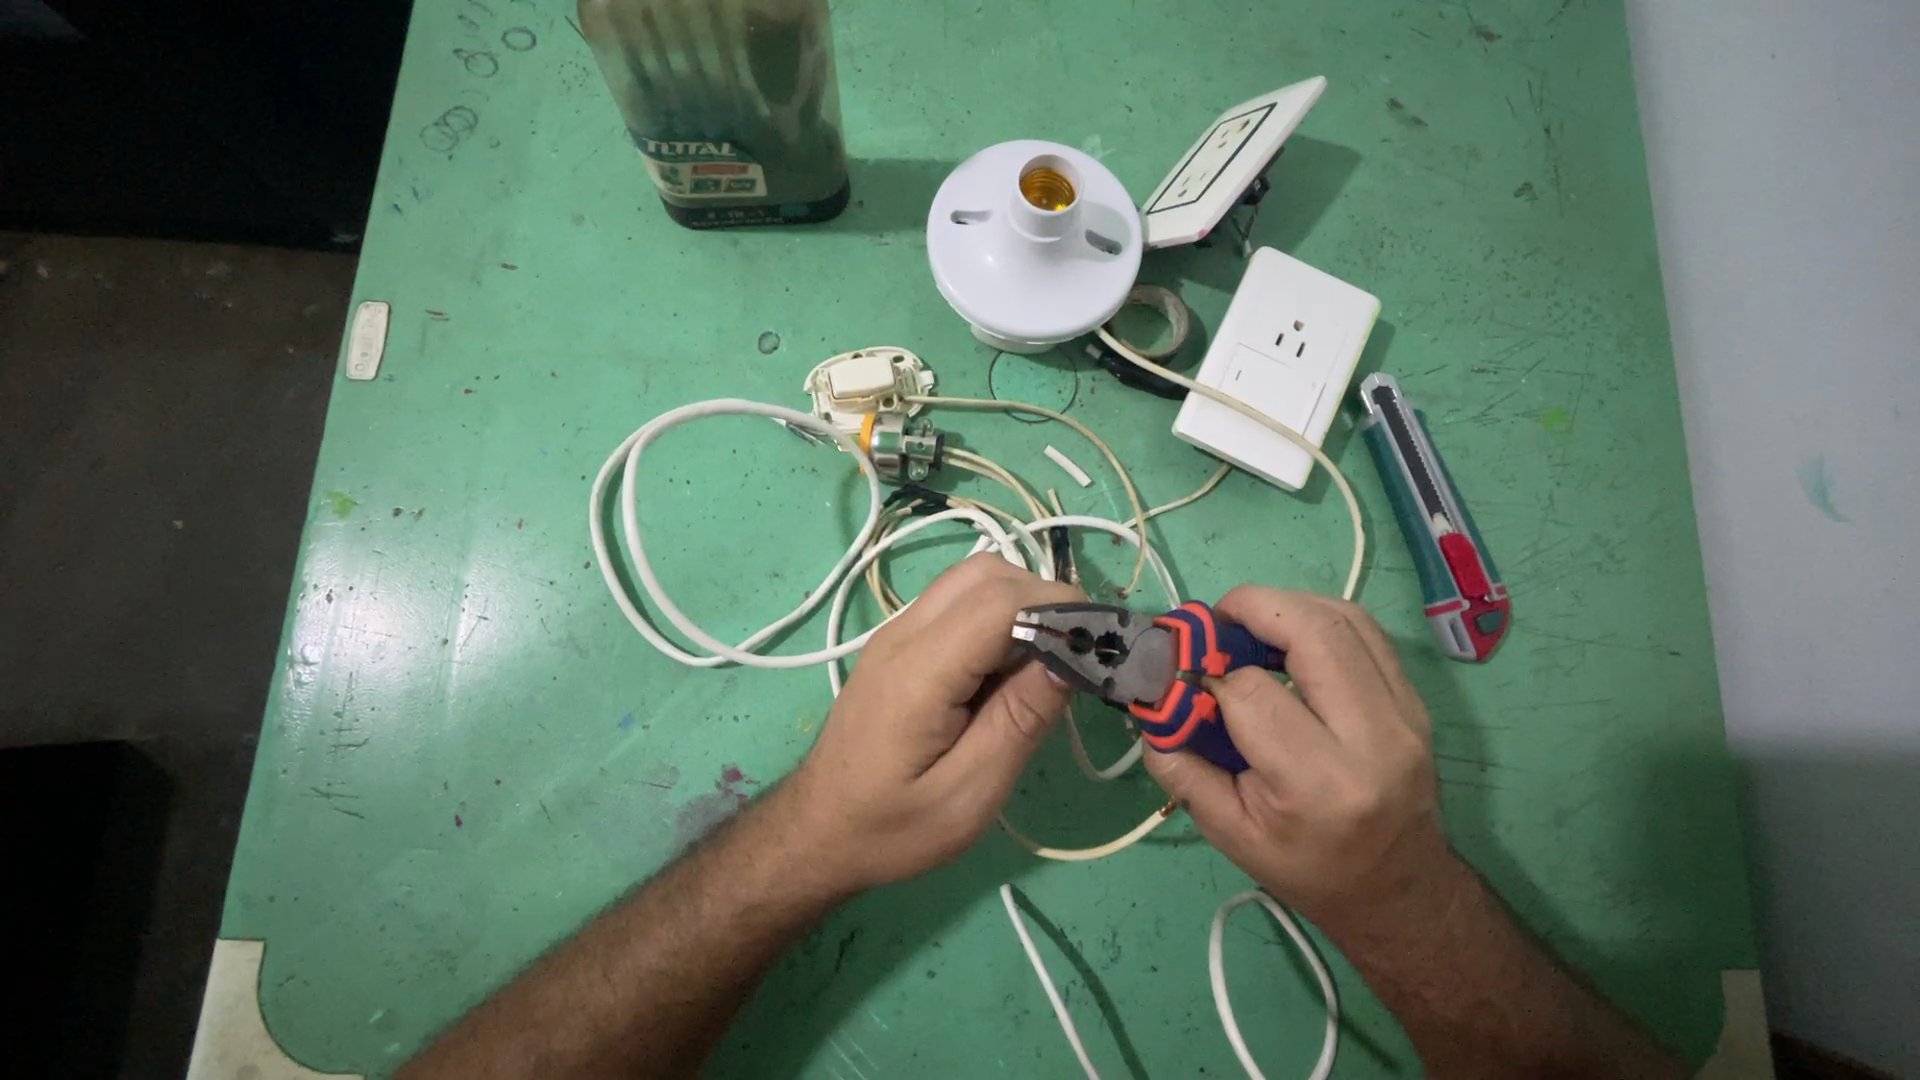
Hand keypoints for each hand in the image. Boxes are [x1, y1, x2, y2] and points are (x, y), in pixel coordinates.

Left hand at [783, 554, 1080, 889]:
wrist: (819, 830)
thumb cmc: (892, 827)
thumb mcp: (968, 796)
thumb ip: (1020, 721)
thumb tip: (1071, 658)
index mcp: (918, 671)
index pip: (997, 601)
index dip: (1057, 609)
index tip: (1098, 647)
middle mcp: (903, 634)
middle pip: (986, 574)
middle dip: (1044, 599)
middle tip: (1077, 654)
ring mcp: (897, 632)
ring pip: (972, 579)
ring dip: (1021, 603)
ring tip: (1046, 661)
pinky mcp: (899, 641)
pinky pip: (957, 602)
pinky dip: (997, 615)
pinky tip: (1009, 666)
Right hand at [1144, 588, 1453, 926]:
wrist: (1398, 890)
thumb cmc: (1305, 866)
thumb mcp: (1227, 831)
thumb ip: (1180, 766)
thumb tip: (1153, 703)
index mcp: (1319, 782)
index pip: (1253, 692)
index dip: (1209, 672)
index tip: (1187, 678)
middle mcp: (1373, 738)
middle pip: (1312, 633)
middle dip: (1252, 608)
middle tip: (1215, 620)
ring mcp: (1405, 714)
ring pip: (1344, 619)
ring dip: (1286, 605)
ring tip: (1248, 624)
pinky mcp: (1415, 701)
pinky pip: (1365, 631)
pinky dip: (1319, 618)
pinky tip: (1288, 634)